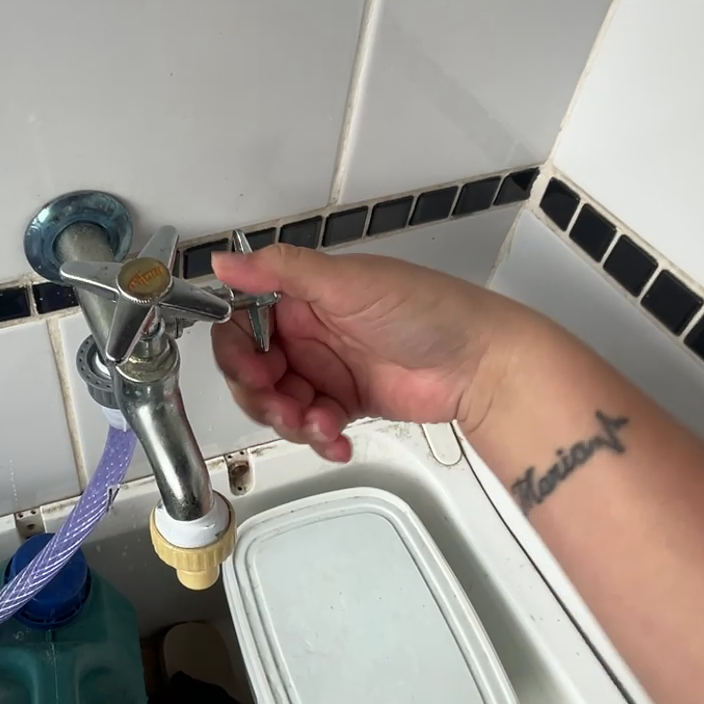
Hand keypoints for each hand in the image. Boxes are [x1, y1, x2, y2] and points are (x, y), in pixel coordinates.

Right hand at [209, 243, 533, 461]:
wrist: (481, 362)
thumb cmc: (424, 309)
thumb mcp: (347, 282)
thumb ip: (280, 272)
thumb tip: (221, 262)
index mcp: (299, 298)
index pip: (240, 326)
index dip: (236, 353)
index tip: (253, 372)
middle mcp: (305, 333)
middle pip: (251, 372)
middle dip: (261, 396)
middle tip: (286, 408)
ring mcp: (323, 370)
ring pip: (277, 405)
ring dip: (291, 421)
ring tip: (323, 424)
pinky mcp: (343, 403)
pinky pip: (310, 426)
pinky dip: (318, 438)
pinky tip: (336, 440)